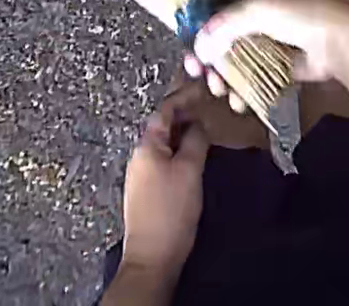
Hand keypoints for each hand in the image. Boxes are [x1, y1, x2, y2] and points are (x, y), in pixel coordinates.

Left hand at [119, 103, 208, 275]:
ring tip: (205, 132)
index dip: (183, 97)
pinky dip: (179, 152)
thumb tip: (199, 123)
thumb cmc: (171, 211)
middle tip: (208, 111)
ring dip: (184, 135)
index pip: (164, 110)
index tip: (202, 89)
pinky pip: (164, 160)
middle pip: (163, 126)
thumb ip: (196, 140)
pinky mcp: (146, 191)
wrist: (152, 260)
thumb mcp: (190, 169)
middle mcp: (140, 156)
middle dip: (185, 116)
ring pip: (165, 144)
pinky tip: (194, 158)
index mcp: (147, 146)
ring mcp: (141, 175)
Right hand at [184, 0, 348, 104]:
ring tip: (215, 86)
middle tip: (191, 64)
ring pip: (229, 52)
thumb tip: (198, 46)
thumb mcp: (259, 8)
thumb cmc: (299, 14)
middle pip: (217, 23)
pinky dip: (238, 87)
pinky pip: (248, 74)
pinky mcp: (274, 61)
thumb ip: (226, 23)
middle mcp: (254, 8)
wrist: (336, 41)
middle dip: (201, 44)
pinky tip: (235, 98)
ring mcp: (264, 36)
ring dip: (218, 71)